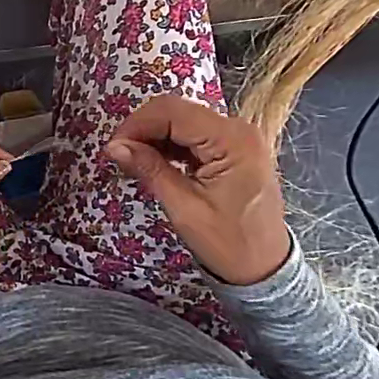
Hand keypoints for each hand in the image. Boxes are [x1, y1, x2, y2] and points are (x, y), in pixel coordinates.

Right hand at [105, 94, 290, 285]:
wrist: (265, 267)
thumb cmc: (228, 242)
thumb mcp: (183, 207)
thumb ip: (150, 169)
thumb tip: (114, 146)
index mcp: (233, 141)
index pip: (172, 112)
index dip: (136, 124)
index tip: (113, 148)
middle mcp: (238, 130)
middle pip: (176, 110)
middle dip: (142, 128)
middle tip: (119, 154)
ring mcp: (237, 137)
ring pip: (180, 118)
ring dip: (152, 135)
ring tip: (133, 160)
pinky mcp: (232, 147)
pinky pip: (191, 132)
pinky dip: (167, 142)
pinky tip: (154, 161)